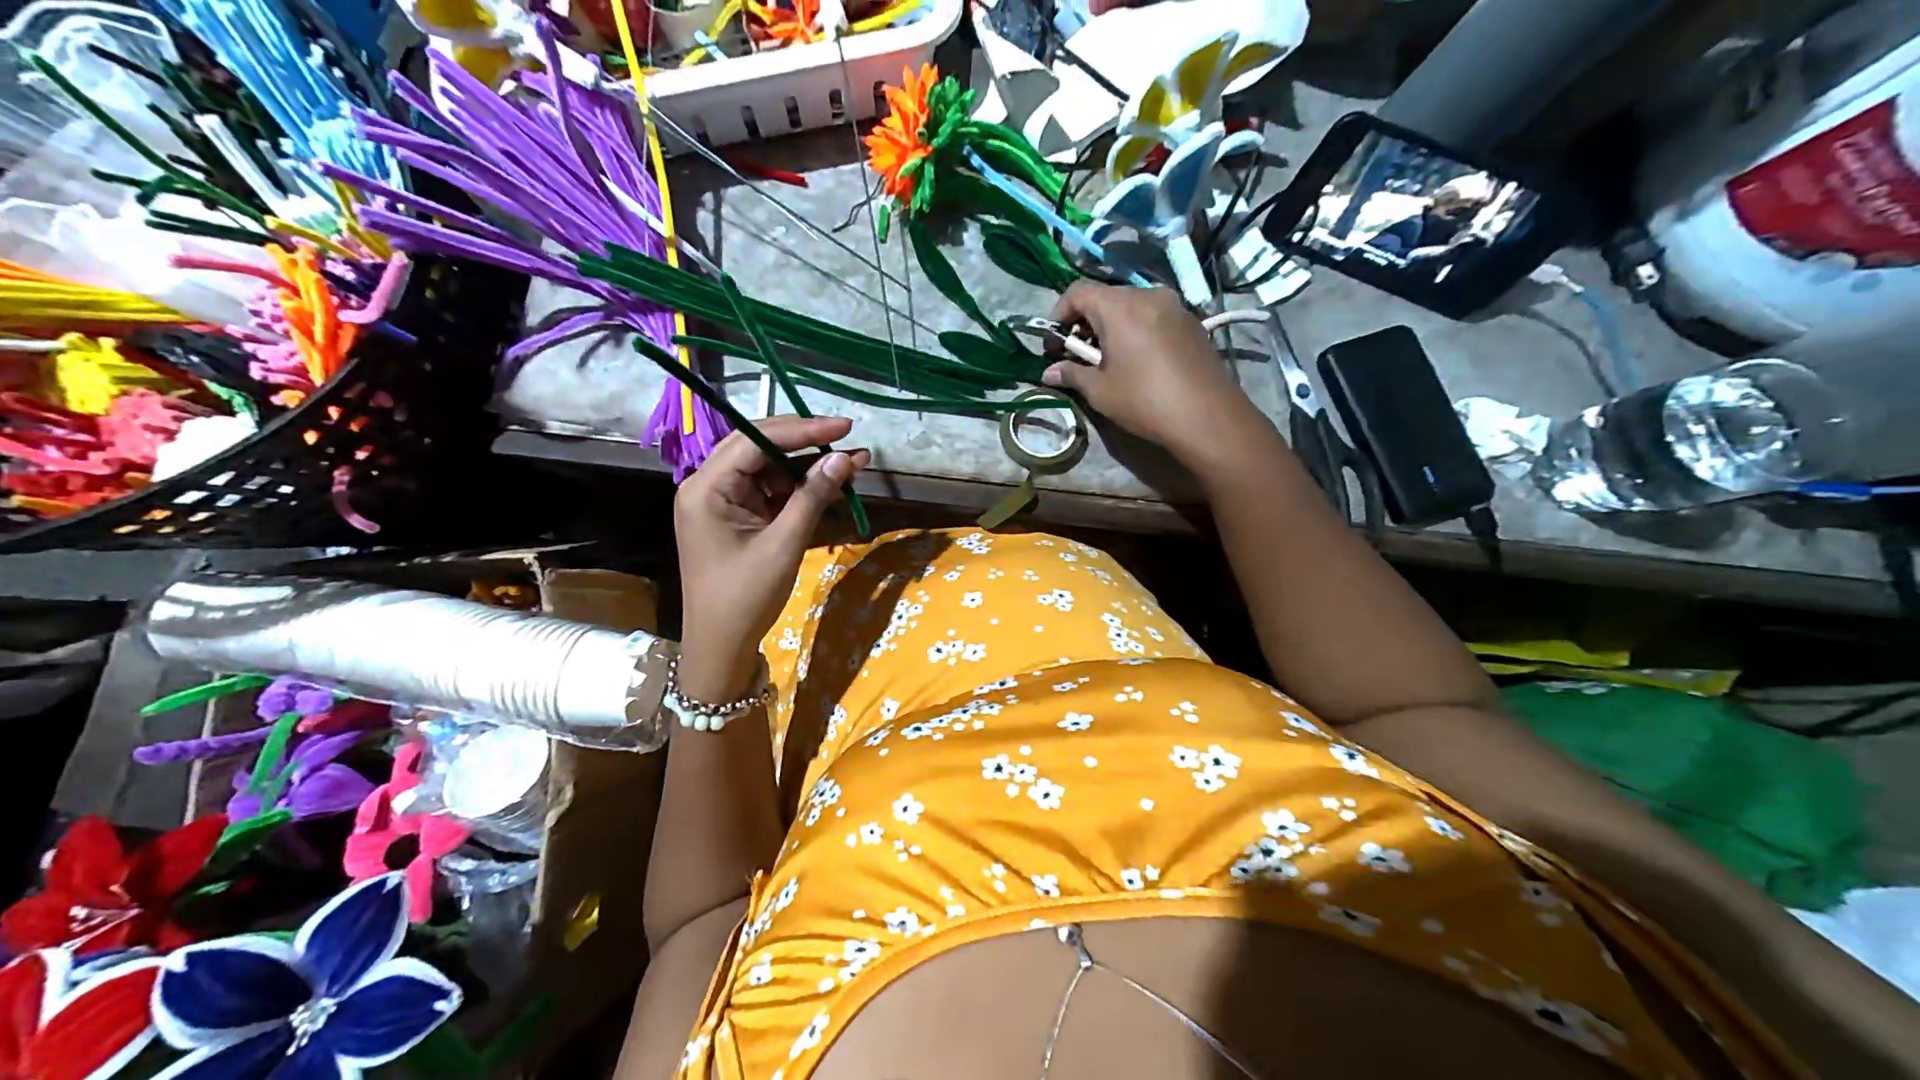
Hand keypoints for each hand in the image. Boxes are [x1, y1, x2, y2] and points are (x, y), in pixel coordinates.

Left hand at [675, 416, 869, 701]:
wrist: (722, 646)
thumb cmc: (745, 597)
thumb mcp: (783, 544)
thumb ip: (812, 497)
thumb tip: (844, 458)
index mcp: (706, 488)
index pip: (755, 440)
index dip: (802, 430)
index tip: (843, 426)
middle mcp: (710, 486)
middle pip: (760, 447)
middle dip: (807, 444)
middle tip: (849, 438)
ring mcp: (724, 502)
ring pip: (770, 469)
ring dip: (809, 467)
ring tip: (854, 464)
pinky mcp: (738, 517)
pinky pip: (772, 492)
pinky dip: (801, 489)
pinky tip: (834, 484)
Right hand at [1041, 283, 1268, 472]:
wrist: (1207, 416)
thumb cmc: (1144, 400)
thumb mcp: (1100, 390)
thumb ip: (1072, 374)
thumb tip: (1049, 373)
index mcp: (1119, 307)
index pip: (1077, 292)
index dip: (1059, 314)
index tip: (1055, 343)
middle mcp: (1147, 295)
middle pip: (1105, 297)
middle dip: (1085, 322)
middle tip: (1078, 355)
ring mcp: (1174, 306)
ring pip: (1131, 307)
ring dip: (1112, 327)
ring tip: (1109, 361)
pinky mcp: (1191, 322)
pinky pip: (1153, 316)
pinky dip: (1136, 330)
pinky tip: (1138, 361)